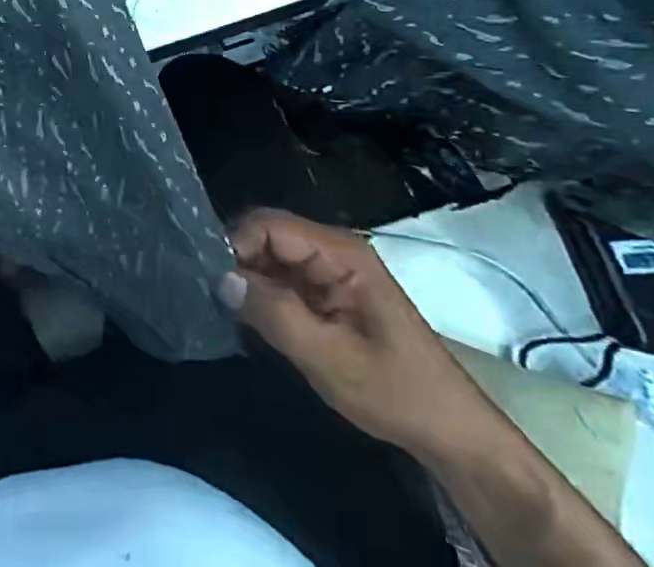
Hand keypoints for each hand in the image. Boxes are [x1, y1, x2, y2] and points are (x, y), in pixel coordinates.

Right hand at [226, 210, 458, 448]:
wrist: (446, 428)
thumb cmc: (394, 391)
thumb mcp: (328, 357)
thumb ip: (273, 313)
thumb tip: (221, 278)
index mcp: (341, 253)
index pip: (271, 225)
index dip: (236, 244)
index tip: (208, 281)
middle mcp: (333, 251)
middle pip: (269, 236)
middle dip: (236, 261)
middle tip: (207, 297)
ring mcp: (331, 272)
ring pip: (272, 258)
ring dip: (246, 280)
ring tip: (216, 308)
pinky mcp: (327, 294)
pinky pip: (283, 281)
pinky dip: (260, 296)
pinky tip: (243, 319)